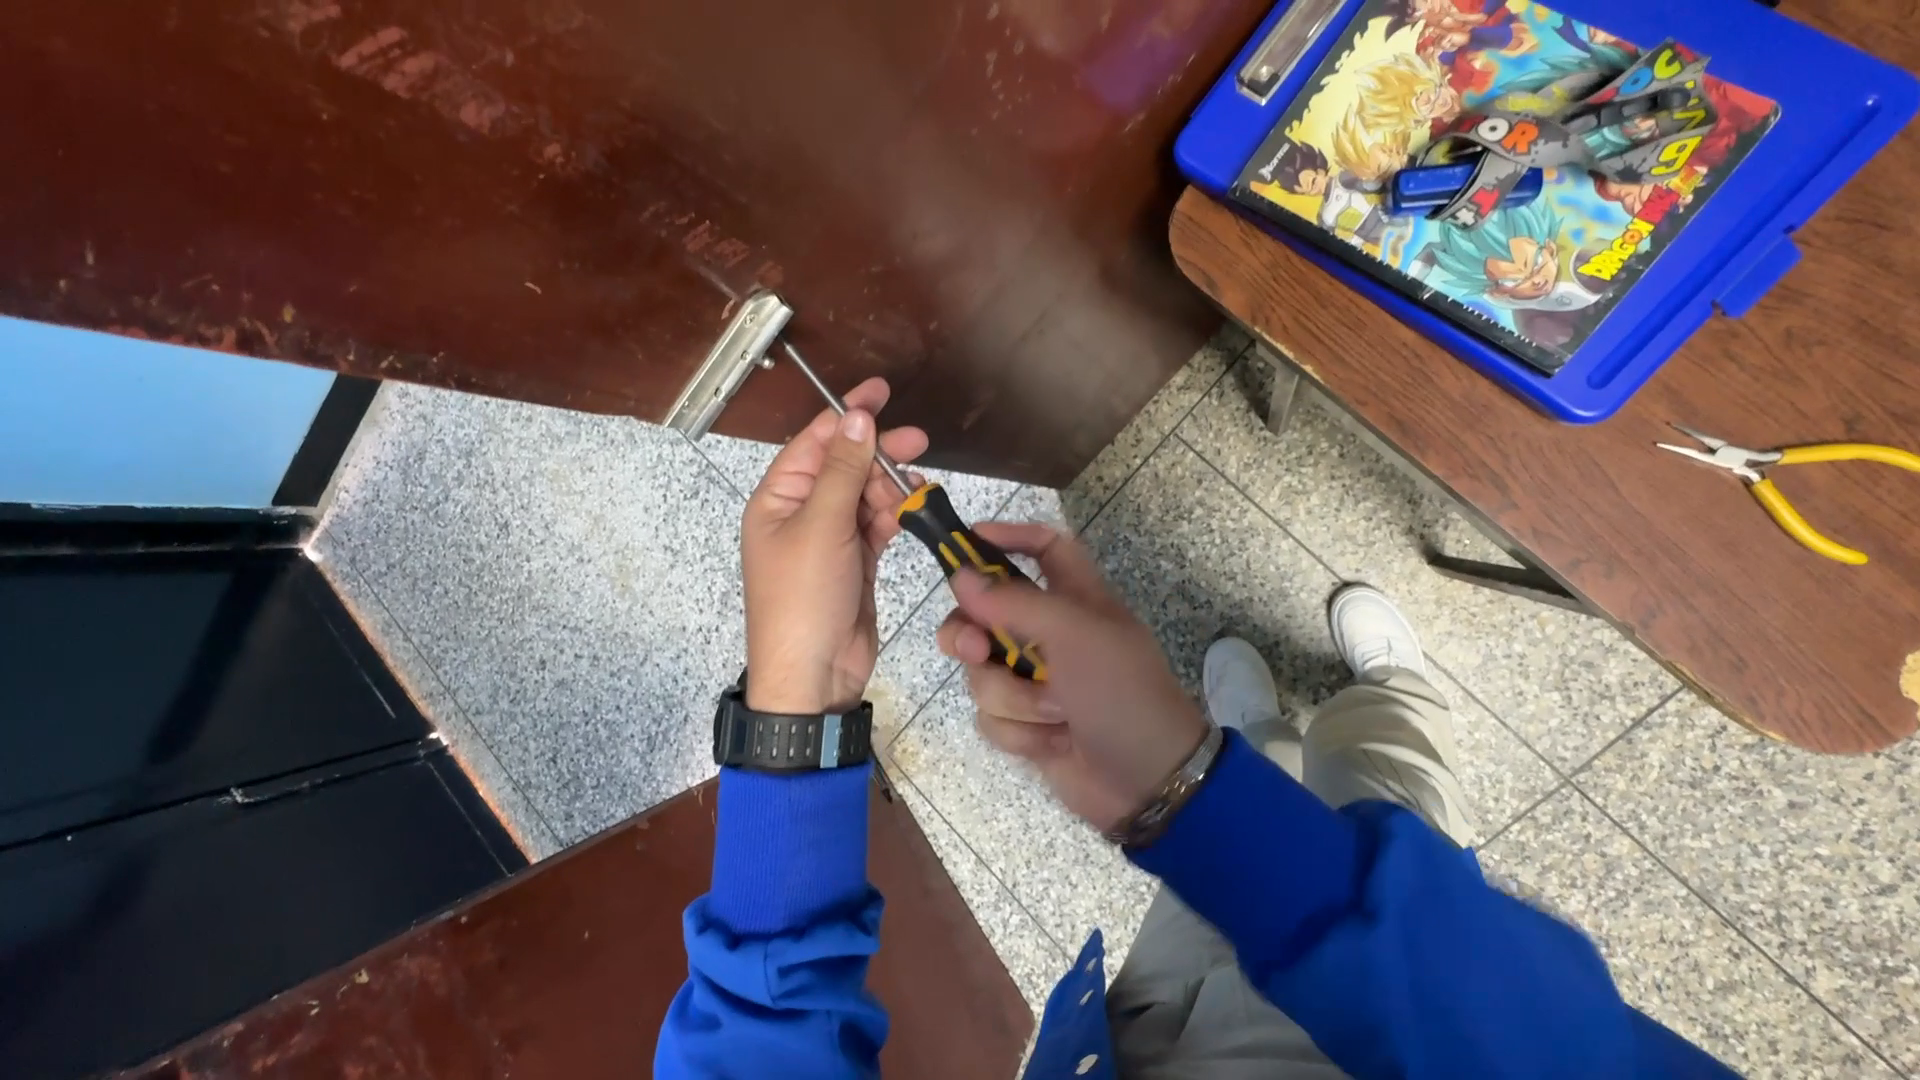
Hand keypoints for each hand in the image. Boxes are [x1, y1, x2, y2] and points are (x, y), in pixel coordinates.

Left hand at [741, 377, 927, 714]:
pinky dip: (895, 515)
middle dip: (878, 453)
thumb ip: (843, 470)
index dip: (847, 414)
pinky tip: (913, 509)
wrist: (815, 675)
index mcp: (778, 499)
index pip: (814, 442)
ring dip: (891, 487)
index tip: (882, 391)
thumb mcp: (821, 527)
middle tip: (918, 441)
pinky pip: (877, 525)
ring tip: (917, 488)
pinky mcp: (855, 562)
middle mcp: (801, 513)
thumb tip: (857, 417)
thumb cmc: (805, 598)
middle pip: (844, 467)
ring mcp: (830, 539)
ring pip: (865, 495)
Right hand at [936, 524, 1207, 832]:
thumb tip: (960, 576)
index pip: (1042, 548)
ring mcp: (1035, 680)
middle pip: (985, 613)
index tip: (965, 543)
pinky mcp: (1024, 723)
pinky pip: (990, 716)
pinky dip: (1018, 732)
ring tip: (1055, 714)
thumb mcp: (1075, 634)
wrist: (1149, 782)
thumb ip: (1015, 601)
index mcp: (1075, 598)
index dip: (1008, 538)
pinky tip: (1052, 743)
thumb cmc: (1121, 693)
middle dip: (971, 634)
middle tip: (974, 649)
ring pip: (982, 672)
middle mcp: (1049, 634)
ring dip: (1014, 699)